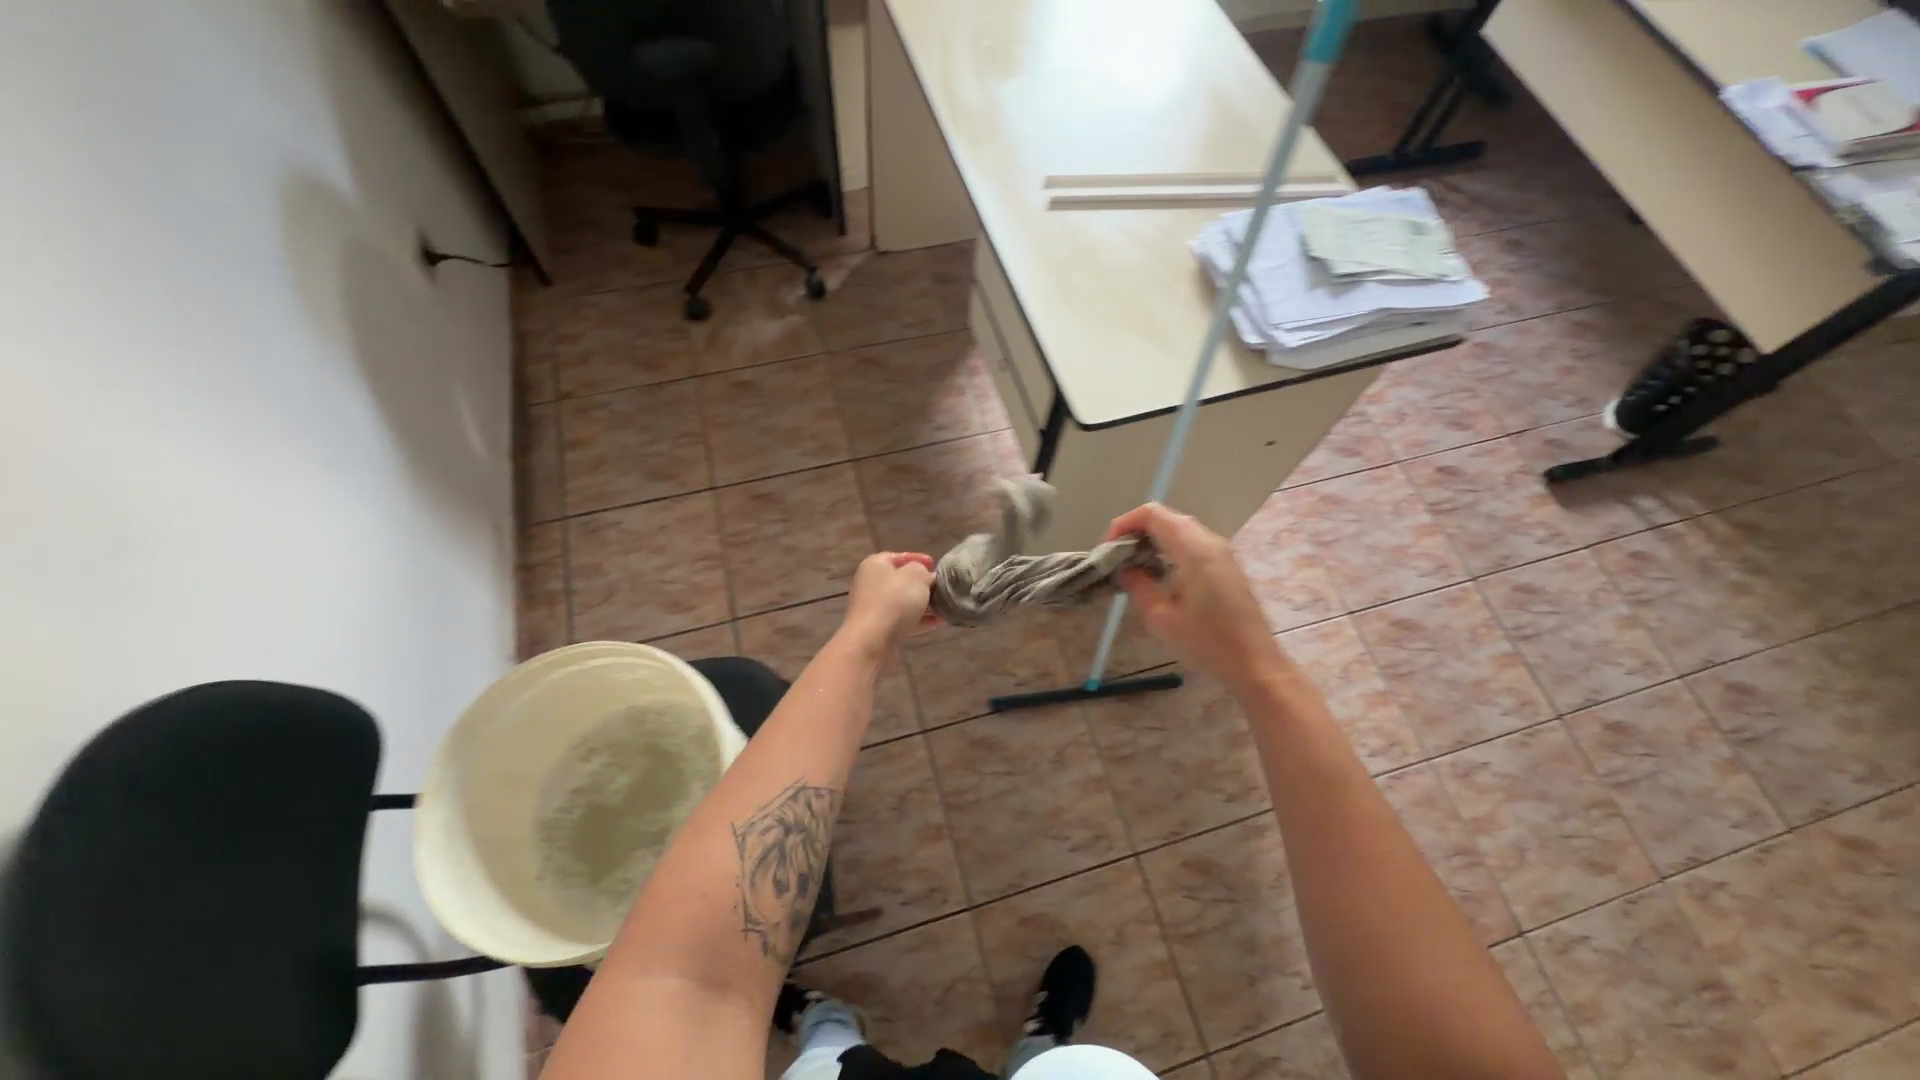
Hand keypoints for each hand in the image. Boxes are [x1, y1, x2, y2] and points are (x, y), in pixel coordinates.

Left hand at [839, 552, 939, 650]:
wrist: (872, 640)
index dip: (918, 559)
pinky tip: (938, 622)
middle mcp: (870, 583)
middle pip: (900, 580)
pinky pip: (902, 620)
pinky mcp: (878, 628)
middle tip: (940, 586)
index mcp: (875, 565)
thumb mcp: (916, 576)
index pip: (898, 557)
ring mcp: (873, 607)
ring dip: (922, 604)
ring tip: (943, 606)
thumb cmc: (894, 600)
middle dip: (922, 584)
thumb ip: (923, 570)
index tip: (934, 565)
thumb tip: (925, 575)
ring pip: (902, 602)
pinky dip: (919, 620)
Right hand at [1105, 504, 1288, 690]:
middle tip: (1116, 558)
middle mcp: (1210, 542)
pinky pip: (1192, 543)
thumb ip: (1138, 586)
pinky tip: (1158, 574)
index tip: (1107, 549)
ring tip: (1132, 566)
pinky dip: (1169, 549)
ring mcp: (1222, 552)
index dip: (1124, 524)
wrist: (1254, 663)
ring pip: (1180, 529)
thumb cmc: (1206, 643)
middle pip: (1167, 517)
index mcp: (1193, 550)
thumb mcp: (1162, 618)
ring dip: (1153, 540)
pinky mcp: (1226, 565)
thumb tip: (1124, 569)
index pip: (1153, 514)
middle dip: (1136, 531)